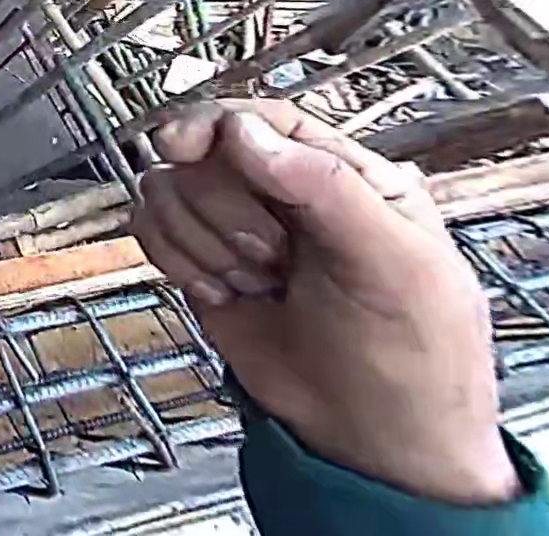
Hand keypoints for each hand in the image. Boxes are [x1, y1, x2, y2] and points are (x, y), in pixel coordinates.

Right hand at [134, 100, 517, 504]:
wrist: (358, 429)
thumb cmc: (405, 351)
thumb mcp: (394, 269)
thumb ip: (326, 189)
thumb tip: (237, 131)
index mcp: (339, 177)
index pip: (257, 119)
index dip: (210, 124)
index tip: (177, 147)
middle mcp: (272, 188)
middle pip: (198, 157)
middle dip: (221, 213)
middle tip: (270, 259)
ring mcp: (222, 219)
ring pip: (161, 188)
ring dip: (199, 243)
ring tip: (253, 283)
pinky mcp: (185, 249)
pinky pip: (142, 225)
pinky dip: (172, 259)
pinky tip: (219, 290)